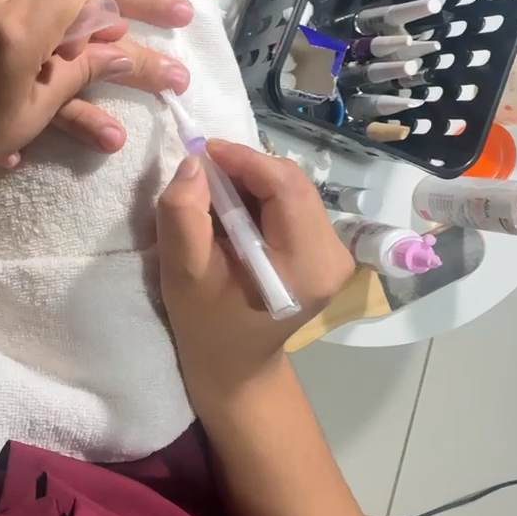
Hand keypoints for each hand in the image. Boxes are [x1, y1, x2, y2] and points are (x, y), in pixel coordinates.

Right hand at [154, 140, 354, 398]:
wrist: (234, 364)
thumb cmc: (206, 324)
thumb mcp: (183, 273)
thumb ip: (183, 216)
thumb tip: (193, 165)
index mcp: (305, 264)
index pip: (284, 186)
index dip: (243, 159)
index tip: (200, 151)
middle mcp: (332, 255)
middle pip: (292, 183)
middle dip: (244, 168)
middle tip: (201, 173)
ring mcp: (333, 253)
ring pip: (292, 188)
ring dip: (250, 181)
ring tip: (212, 194)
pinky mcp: (324, 250)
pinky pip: (292, 203)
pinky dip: (259, 196)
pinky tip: (232, 212)